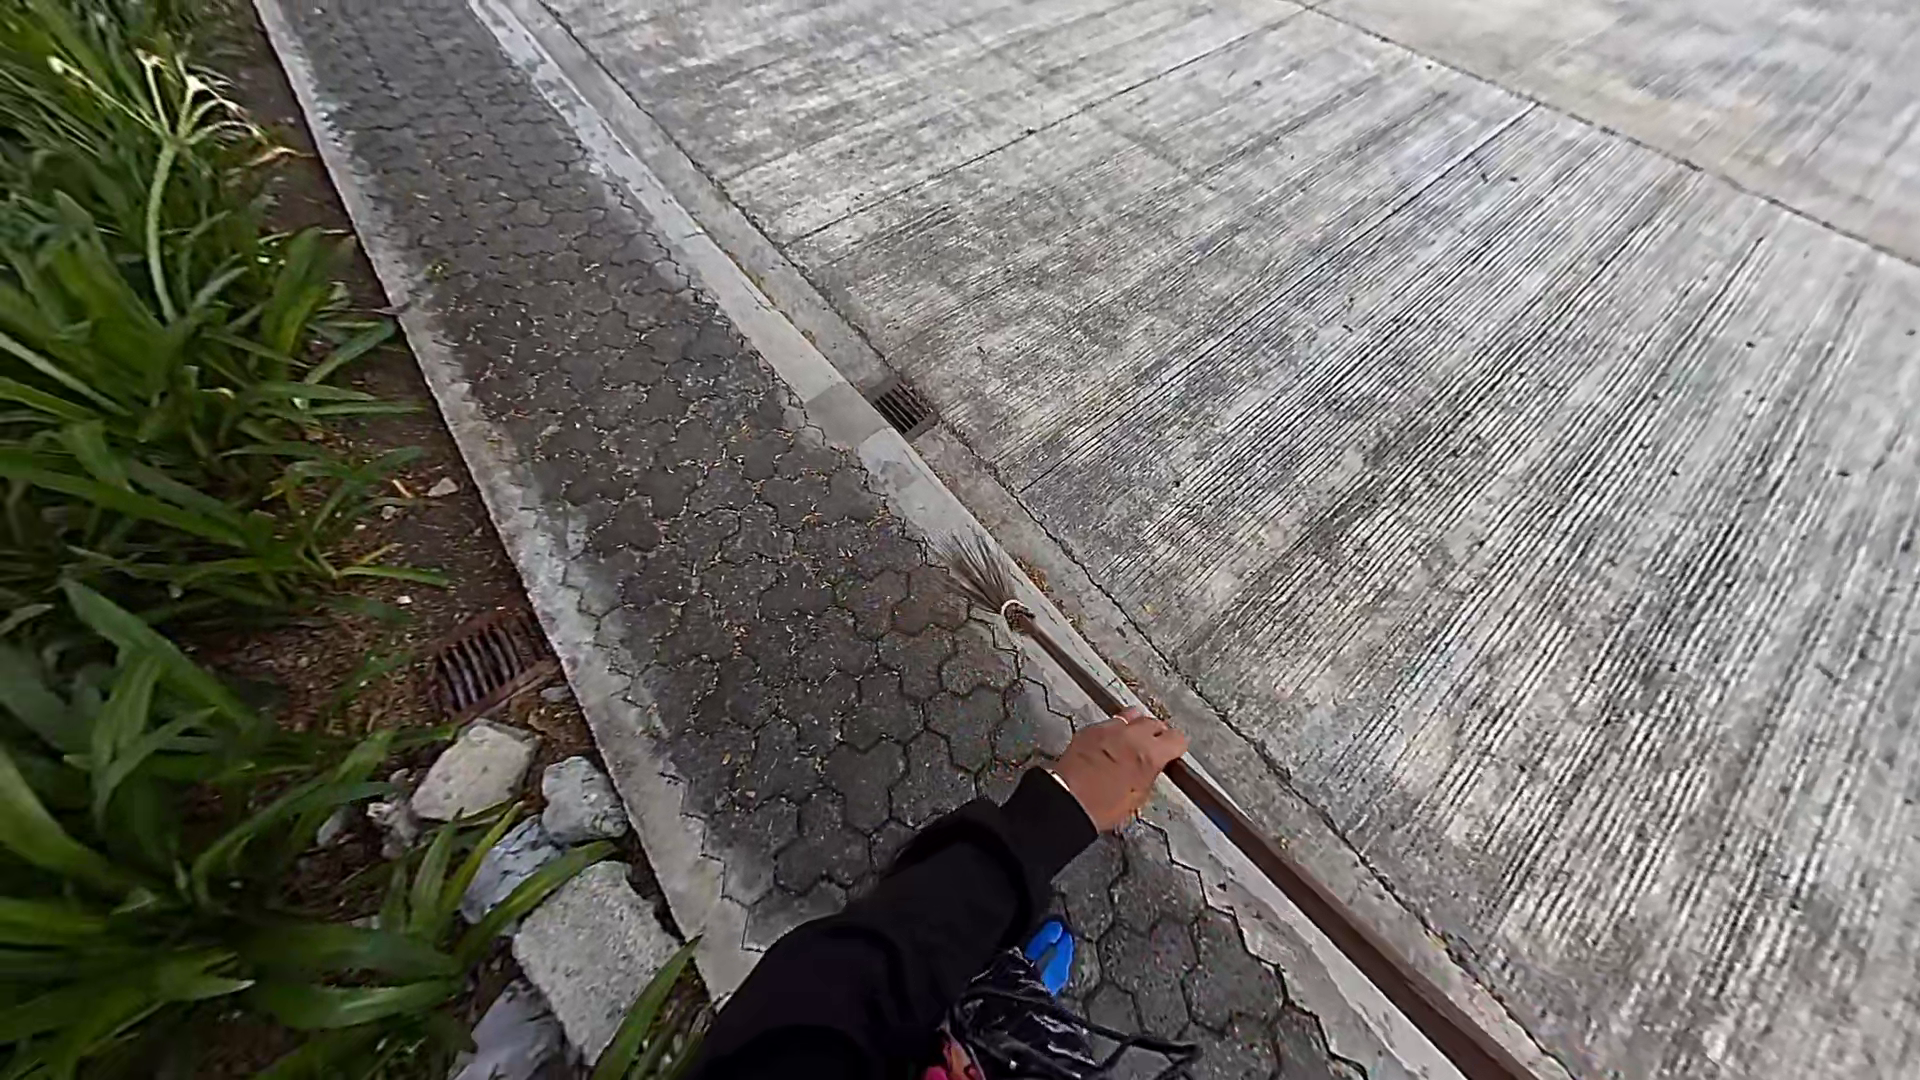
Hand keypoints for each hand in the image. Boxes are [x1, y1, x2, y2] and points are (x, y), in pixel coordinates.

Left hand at [1050, 706, 1187, 831]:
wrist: (1070, 798)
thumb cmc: (1104, 805)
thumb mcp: (1139, 796)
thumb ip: (1150, 772)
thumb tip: (1153, 764)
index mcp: (1150, 754)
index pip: (1176, 738)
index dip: (1176, 746)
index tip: (1173, 751)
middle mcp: (1132, 735)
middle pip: (1154, 722)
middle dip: (1157, 733)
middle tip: (1153, 746)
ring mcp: (1110, 728)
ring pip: (1132, 716)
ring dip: (1136, 726)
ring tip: (1132, 739)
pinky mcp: (1091, 727)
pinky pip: (1110, 721)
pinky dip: (1115, 729)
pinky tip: (1111, 741)